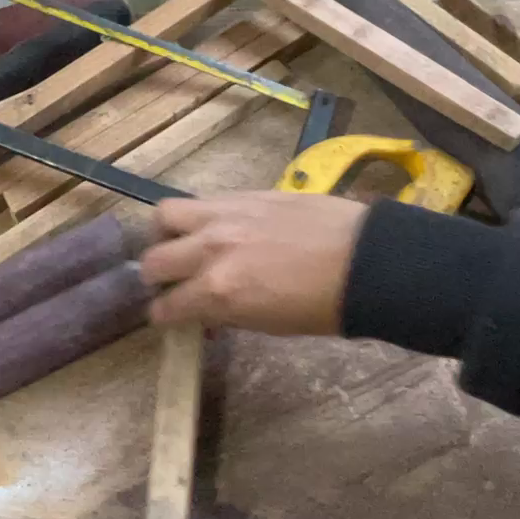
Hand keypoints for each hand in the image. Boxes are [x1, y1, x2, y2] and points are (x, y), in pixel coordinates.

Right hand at [139, 192, 367, 334]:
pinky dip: (196, 218)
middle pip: (154, 260)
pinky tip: (214, 228)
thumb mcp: (265, 323)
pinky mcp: (242, 194)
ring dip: (165, 235)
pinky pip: (200, 202)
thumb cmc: (321, 306)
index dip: (162, 314)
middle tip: (170, 283)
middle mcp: (210, 250)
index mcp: (217, 291)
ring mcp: (223, 216)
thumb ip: (224, 312)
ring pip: (165, 216)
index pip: (166, 306)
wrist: (365, 261)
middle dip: (155, 278)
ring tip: (180, 243)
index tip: (167, 316)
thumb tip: (206, 312)